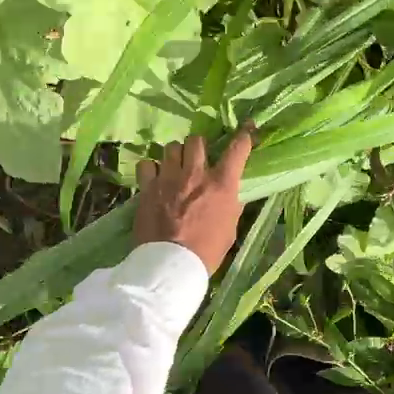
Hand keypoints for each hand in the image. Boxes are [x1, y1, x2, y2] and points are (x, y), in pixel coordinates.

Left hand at [134, 124, 253, 273]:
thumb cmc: (207, 251)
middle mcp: (195, 174)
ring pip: (171, 148)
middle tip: (197, 159)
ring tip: (174, 168)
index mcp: (221, 185)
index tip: (247, 130)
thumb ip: (231, 206)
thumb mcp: (230, 229)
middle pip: (196, 140)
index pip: (237, 149)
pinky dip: (151, 169)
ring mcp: (169, 178)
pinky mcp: (147, 187)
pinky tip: (154, 179)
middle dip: (198, 147)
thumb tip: (231, 194)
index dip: (244, 136)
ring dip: (175, 156)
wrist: (172, 264)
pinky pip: (147, 164)